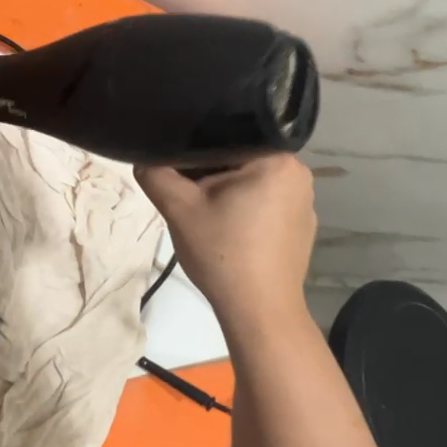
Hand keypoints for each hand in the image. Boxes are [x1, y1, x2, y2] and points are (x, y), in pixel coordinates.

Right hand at [135, 154, 316, 333]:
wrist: (258, 310)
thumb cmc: (222, 252)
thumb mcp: (176, 206)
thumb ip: (153, 172)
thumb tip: (143, 156)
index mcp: (275, 159)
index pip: (224, 136)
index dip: (191, 149)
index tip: (171, 165)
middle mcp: (297, 173)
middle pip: (236, 157)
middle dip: (206, 171)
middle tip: (181, 188)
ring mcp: (303, 202)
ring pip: (249, 179)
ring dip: (222, 189)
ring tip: (200, 208)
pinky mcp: (301, 226)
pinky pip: (263, 201)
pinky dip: (241, 207)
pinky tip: (225, 227)